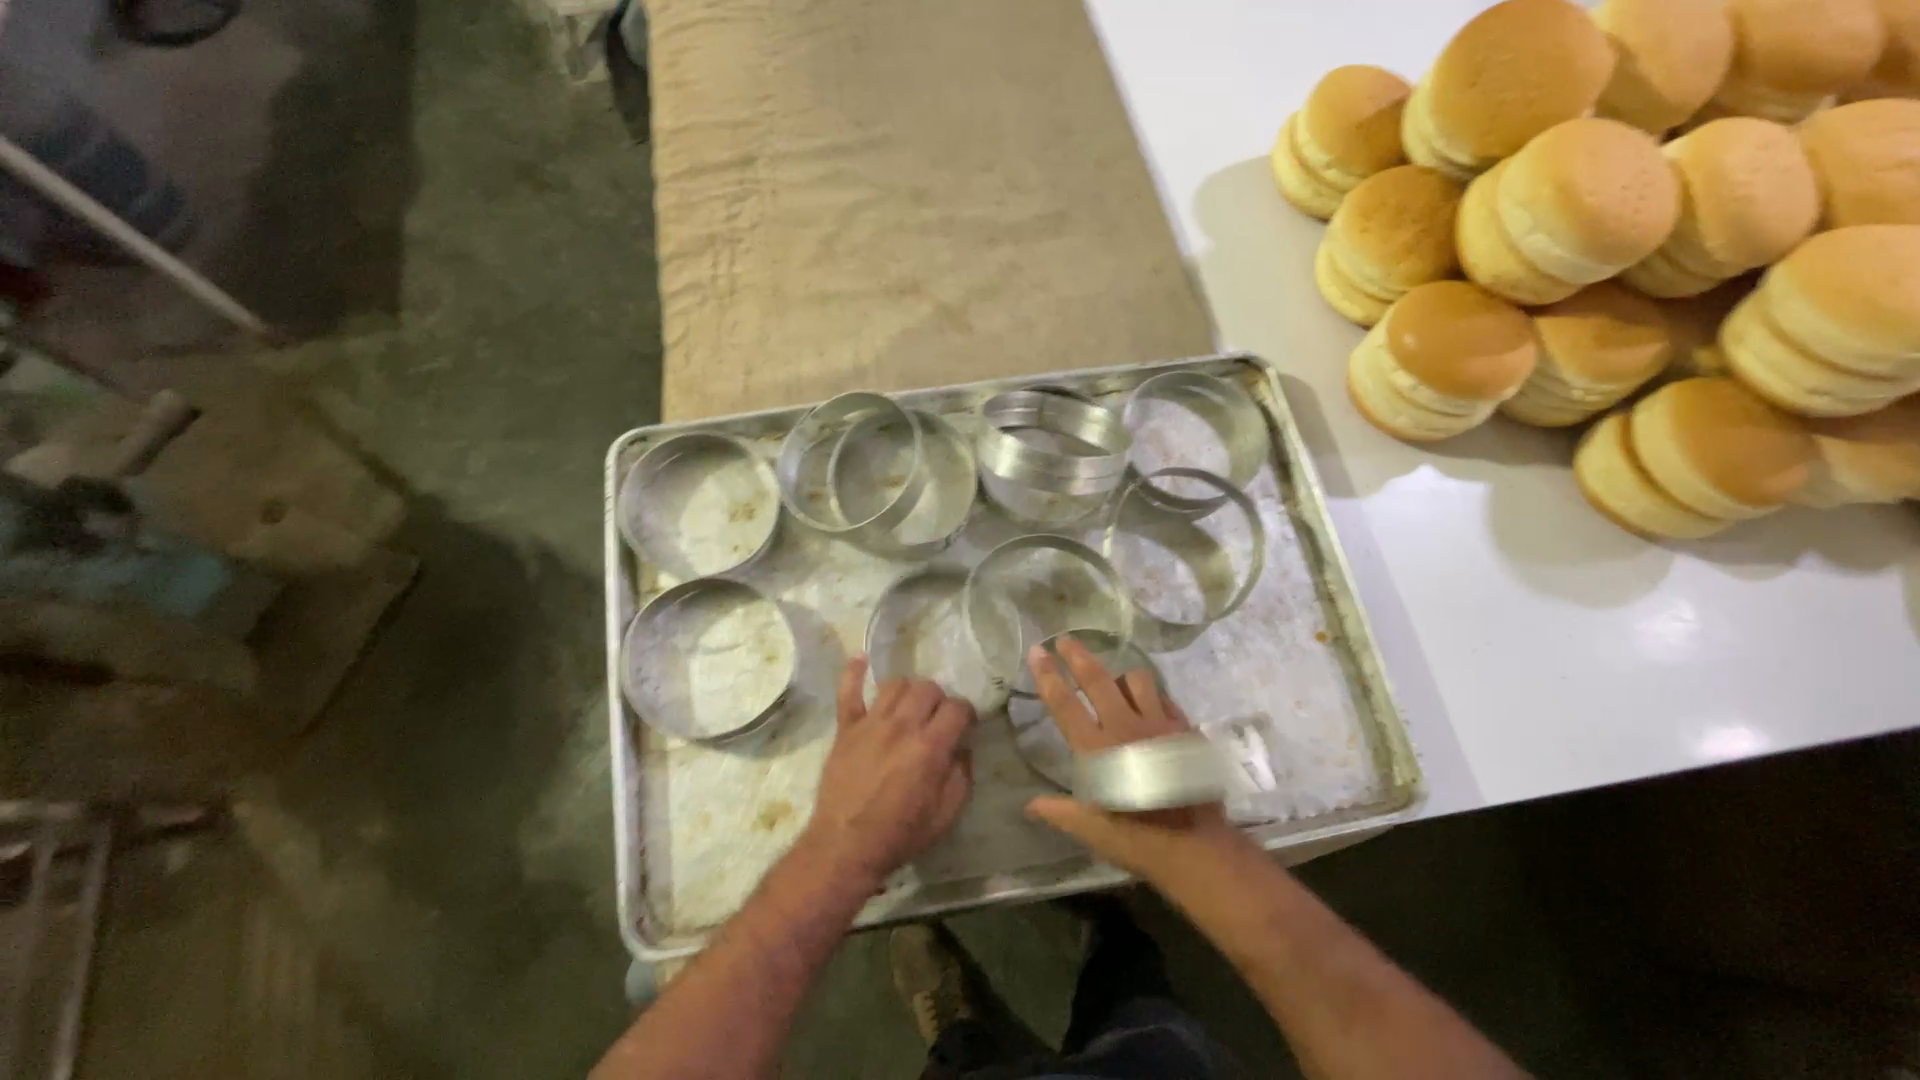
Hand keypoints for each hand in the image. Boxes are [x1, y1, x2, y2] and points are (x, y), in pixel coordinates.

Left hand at [800, 657, 975, 888]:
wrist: (846, 846)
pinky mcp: (845, 729)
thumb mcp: (946, 815)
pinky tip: (861, 661)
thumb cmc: (900, 835)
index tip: (965, 726)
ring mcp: (870, 724)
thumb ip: (961, 776)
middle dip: (939, 700)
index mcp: (930, 748)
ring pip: (895, 684)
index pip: (957, 708)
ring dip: (909, 690)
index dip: (966, 714)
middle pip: (928, 689)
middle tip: (937, 719)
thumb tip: (963, 749)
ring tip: (910, 705)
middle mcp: (901, 727)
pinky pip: (848, 691)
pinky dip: (854, 673)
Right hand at [1024, 636, 1248, 885]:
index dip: (1048, 675)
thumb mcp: (1091, 831)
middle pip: (1097, 679)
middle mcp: (1125, 728)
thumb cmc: (1138, 840)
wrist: (1197, 847)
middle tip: (1065, 640)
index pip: (1065, 704)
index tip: (1037, 651)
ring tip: (1115, 682)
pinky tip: (1150, 705)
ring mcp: (1158, 725)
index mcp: (1097, 750)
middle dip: (1078, 655)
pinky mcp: (1184, 731)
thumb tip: (1030, 805)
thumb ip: (1060, 811)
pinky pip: (1164, 699)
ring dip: (1120, 677)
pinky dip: (1151, 696)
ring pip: (1136, 681)